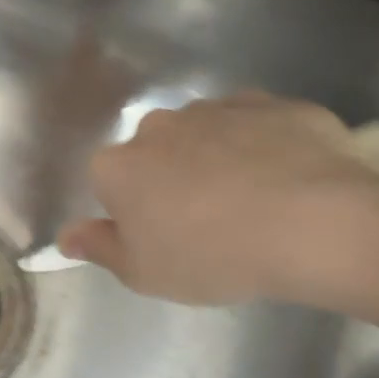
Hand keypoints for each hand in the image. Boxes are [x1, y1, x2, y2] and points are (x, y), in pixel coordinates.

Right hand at [56, 92, 378, 304]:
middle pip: (157, 152)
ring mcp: (217, 108)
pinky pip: (260, 126)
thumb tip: (66, 235)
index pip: (109, 183)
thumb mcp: (146, 273)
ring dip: (220, 158)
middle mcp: (159, 125)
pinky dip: (268, 146)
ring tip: (257, 204)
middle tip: (209, 222)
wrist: (313, 222)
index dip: (134, 212)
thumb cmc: (214, 256)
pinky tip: (293, 181)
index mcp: (119, 165)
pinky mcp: (272, 103)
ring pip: (208, 134)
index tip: (164, 238)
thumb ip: (100, 248)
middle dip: (174, 177)